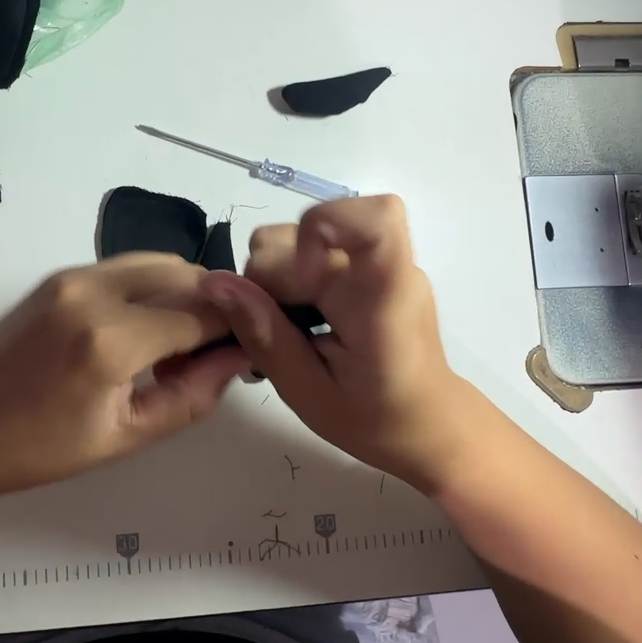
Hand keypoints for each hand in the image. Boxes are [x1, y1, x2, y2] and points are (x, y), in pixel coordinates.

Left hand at [0, 253, 248, 515]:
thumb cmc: (36, 450)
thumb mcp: (126, 437)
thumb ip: (193, 395)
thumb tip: (240, 357)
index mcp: (111, 339)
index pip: (205, 311)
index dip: (240, 326)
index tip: (256, 348)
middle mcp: (94, 290)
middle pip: (186, 274)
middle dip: (216, 306)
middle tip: (218, 352)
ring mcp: (72, 275)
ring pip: (157, 264)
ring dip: (185, 294)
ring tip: (181, 346)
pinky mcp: (58, 275)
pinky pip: (126, 269)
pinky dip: (152, 290)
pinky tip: (145, 333)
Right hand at [198, 196, 488, 492]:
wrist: (427, 423)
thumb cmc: (375, 419)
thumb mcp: (308, 391)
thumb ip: (264, 334)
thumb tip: (215, 283)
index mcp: (384, 296)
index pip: (374, 219)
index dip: (321, 230)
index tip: (300, 283)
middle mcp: (384, 265)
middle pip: (302, 232)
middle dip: (269, 276)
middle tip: (274, 329)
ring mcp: (374, 260)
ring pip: (296, 237)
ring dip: (274, 277)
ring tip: (287, 325)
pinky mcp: (361, 265)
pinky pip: (308, 249)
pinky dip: (288, 278)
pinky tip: (298, 316)